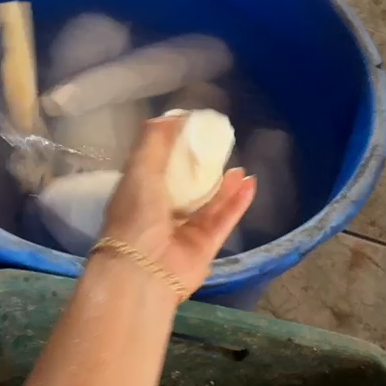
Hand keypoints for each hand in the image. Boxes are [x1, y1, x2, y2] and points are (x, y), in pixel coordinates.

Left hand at [97, 114, 255, 298]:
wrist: (144, 270)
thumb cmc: (136, 215)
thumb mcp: (139, 169)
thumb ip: (155, 141)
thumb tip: (174, 115)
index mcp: (139, 193)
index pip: (158, 166)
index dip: (175, 148)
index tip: (194, 131)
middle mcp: (160, 212)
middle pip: (187, 185)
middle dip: (204, 168)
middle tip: (221, 149)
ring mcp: (184, 230)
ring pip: (209, 204)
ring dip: (225, 186)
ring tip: (240, 167)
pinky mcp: (205, 246)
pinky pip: (224, 219)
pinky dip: (237, 202)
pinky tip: (249, 183)